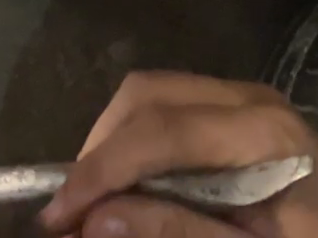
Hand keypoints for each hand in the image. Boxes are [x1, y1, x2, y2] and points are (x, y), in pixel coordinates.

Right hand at [40, 72, 317, 237]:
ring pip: (155, 94)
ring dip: (115, 142)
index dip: (99, 169)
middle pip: (148, 94)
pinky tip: (133, 185)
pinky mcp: (247, 115)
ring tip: (94, 200)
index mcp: (261, 131)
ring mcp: (250, 100)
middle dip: (99, 147)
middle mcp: (251, 98)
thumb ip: (178, 234)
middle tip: (70, 212)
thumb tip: (95, 221)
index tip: (56, 218)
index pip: (158, 130)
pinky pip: (176, 109)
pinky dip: (141, 142)